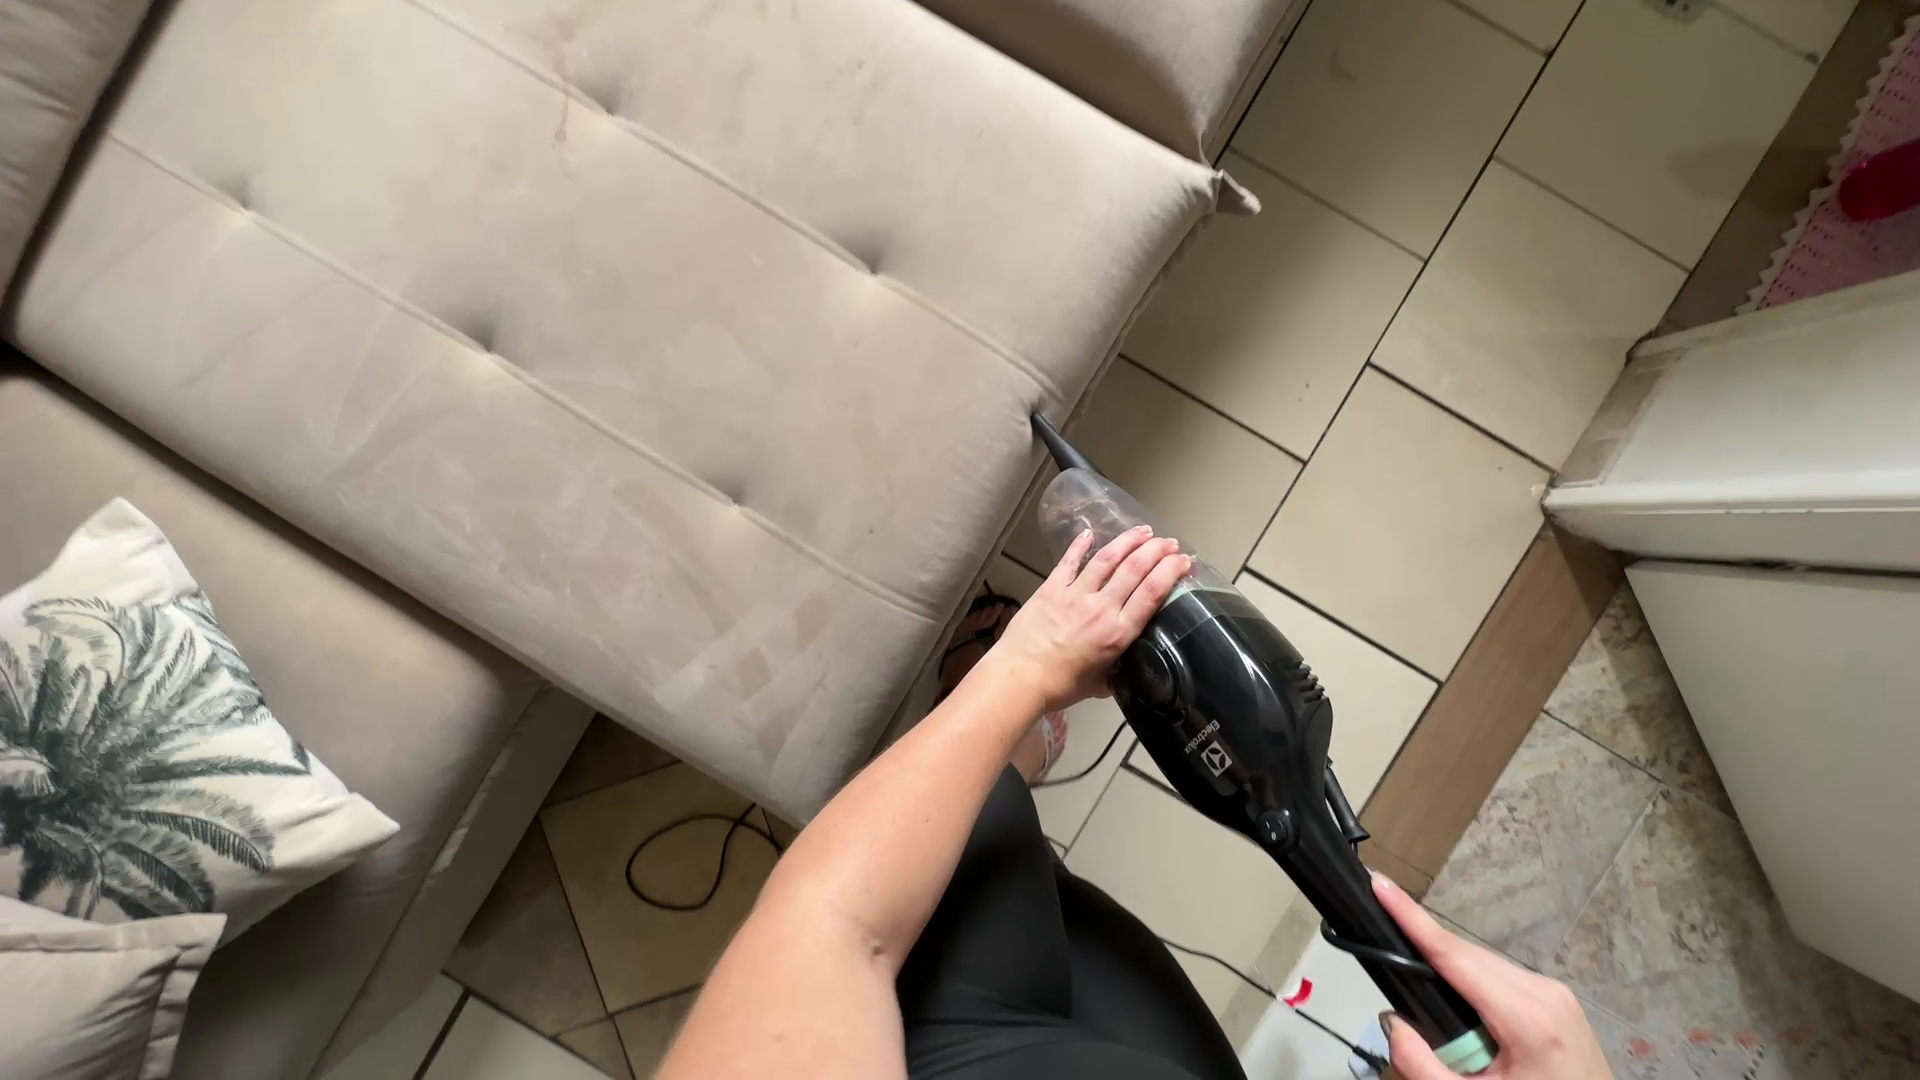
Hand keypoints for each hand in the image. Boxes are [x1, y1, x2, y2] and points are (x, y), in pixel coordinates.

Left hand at [987, 526, 1188, 712]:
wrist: (1020, 677)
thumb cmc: (1060, 686)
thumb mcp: (1101, 684)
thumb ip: (1118, 672)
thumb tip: (1126, 668)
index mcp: (1118, 633)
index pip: (1153, 592)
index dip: (1172, 571)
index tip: (1184, 561)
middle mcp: (1101, 608)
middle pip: (1136, 568)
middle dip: (1157, 550)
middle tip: (1169, 543)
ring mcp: (1075, 594)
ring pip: (1108, 558)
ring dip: (1128, 541)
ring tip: (1143, 531)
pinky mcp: (1051, 588)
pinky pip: (1070, 561)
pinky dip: (1081, 545)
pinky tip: (1090, 533)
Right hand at [1372, 873, 1611, 1079]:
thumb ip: (1421, 1065)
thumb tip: (1390, 1020)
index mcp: (1528, 1020)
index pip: (1452, 954)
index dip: (1410, 916)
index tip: (1379, 883)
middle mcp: (1546, 994)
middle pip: (1465, 954)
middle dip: (1424, 950)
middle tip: (1388, 955)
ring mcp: (1557, 994)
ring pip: (1481, 961)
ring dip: (1448, 968)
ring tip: (1429, 994)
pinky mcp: (1559, 1000)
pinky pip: (1499, 974)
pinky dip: (1471, 981)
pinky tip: (1461, 1003)